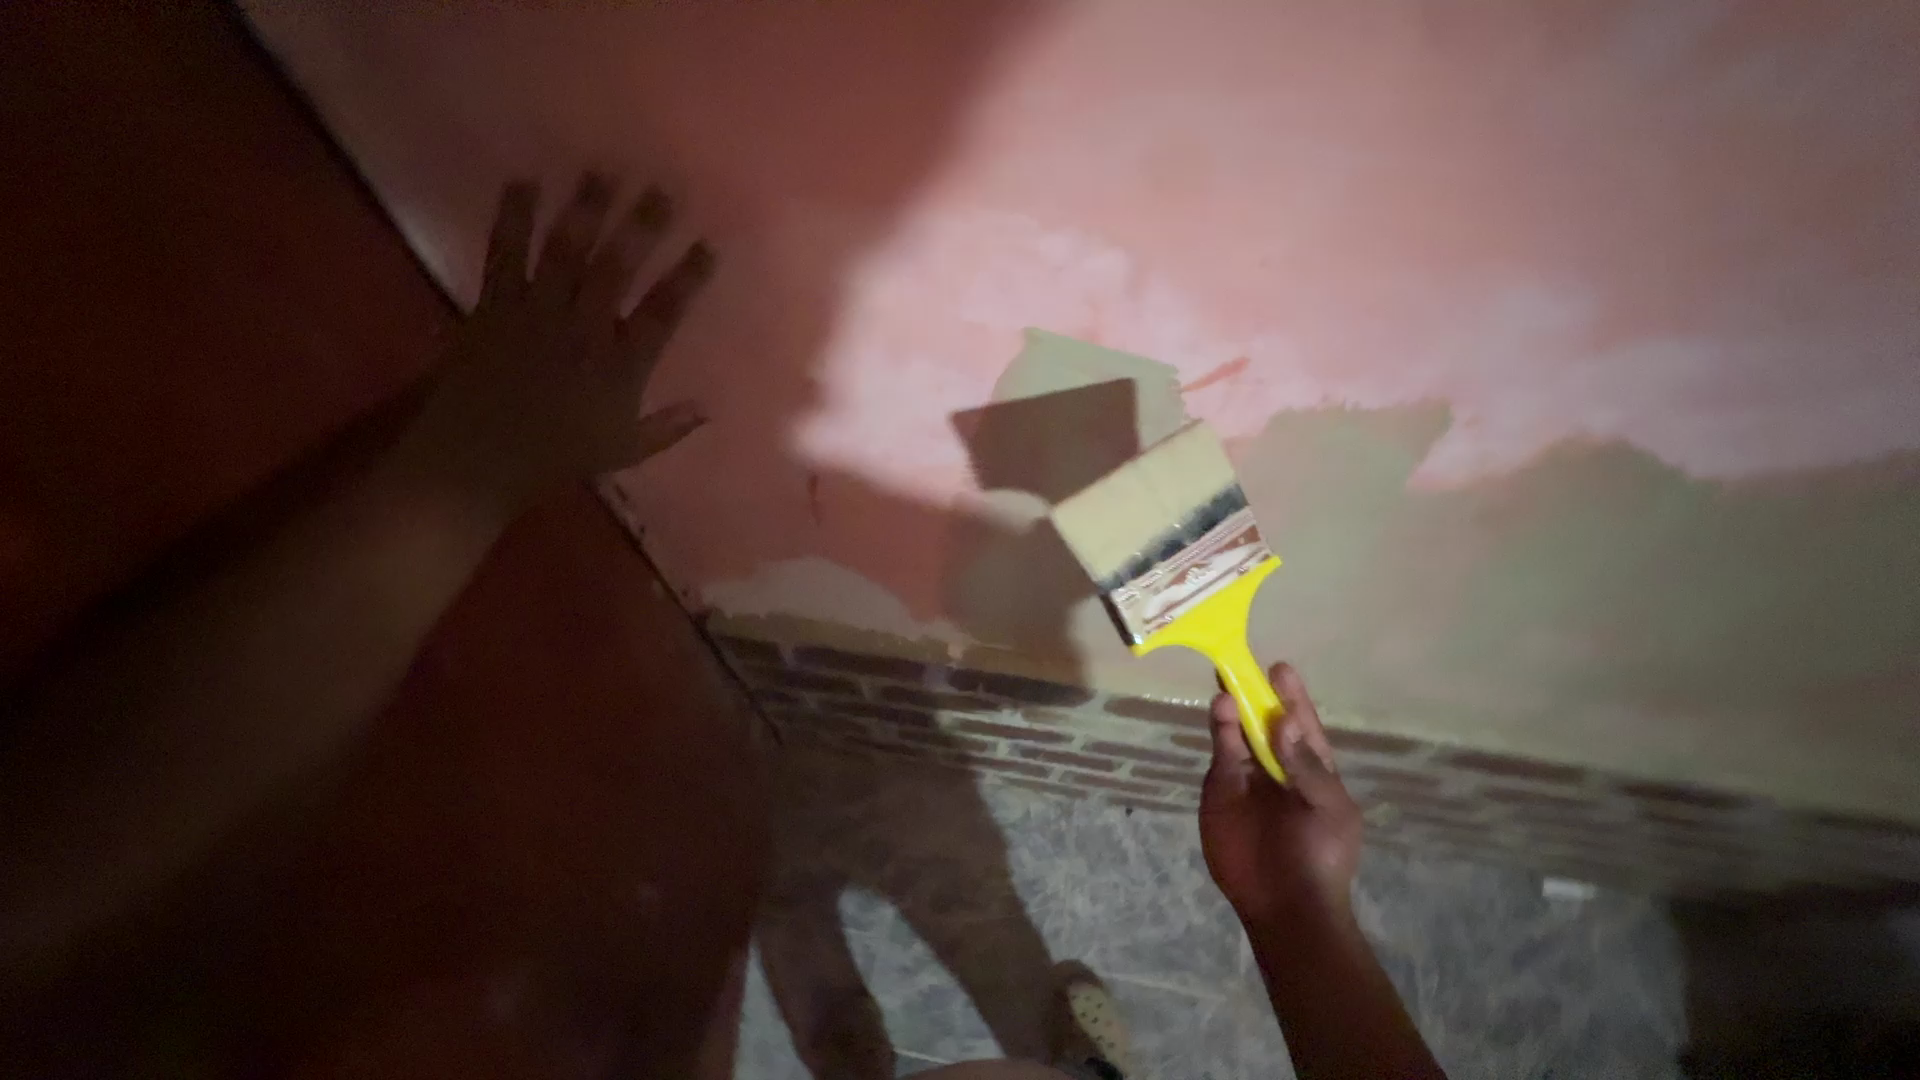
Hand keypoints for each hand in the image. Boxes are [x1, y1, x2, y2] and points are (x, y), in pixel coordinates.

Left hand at [397, 173, 713, 516]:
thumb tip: (708, 409)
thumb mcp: (626, 450)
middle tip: (661, 189)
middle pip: (618, 268)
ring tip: (603, 172)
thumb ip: (669, 428)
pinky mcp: (496, 305)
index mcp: (620, 367)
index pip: (663, 312)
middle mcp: (583, 330)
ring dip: (586, 210)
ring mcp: (537, 313)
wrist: (477, 458)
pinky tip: (525, 182)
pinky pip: (505, 253)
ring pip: (566, 252)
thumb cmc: (559, 456)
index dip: (687, 277)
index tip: (707, 246)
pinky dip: (514, 216)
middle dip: (642, 227)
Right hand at [1199, 663, 1362, 928]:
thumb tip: (1284, 721)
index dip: (1292, 697)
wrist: (1285, 905)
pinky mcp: (1220, 788)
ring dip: (1234, 707)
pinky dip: (1220, 730)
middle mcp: (1278, 765)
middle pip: (1265, 721)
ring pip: (1239, 732)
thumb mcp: (1329, 809)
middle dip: (1255, 693)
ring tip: (1226, 684)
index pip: (1302, 725)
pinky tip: (1219, 710)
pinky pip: (1221, 752)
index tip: (1280, 669)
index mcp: (1313, 769)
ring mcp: (1248, 776)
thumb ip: (1305, 765)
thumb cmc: (1320, 856)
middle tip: (1240, 663)